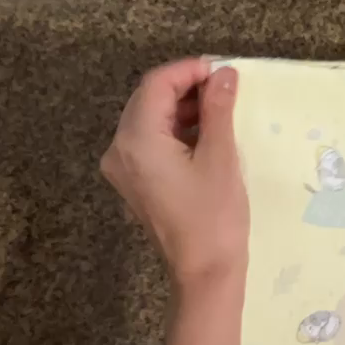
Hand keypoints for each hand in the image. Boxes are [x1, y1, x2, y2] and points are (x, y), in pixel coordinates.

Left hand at [101, 59, 250, 293]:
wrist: (205, 273)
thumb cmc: (215, 217)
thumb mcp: (221, 159)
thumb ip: (218, 111)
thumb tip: (224, 74)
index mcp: (137, 140)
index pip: (156, 85)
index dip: (189, 71)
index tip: (223, 71)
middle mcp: (119, 149)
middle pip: (148, 101)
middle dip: (186, 89)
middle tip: (226, 88)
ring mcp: (123, 169)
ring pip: (149, 121)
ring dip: (183, 110)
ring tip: (221, 111)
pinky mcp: (135, 183)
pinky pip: (151, 143)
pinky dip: (176, 132)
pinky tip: (206, 137)